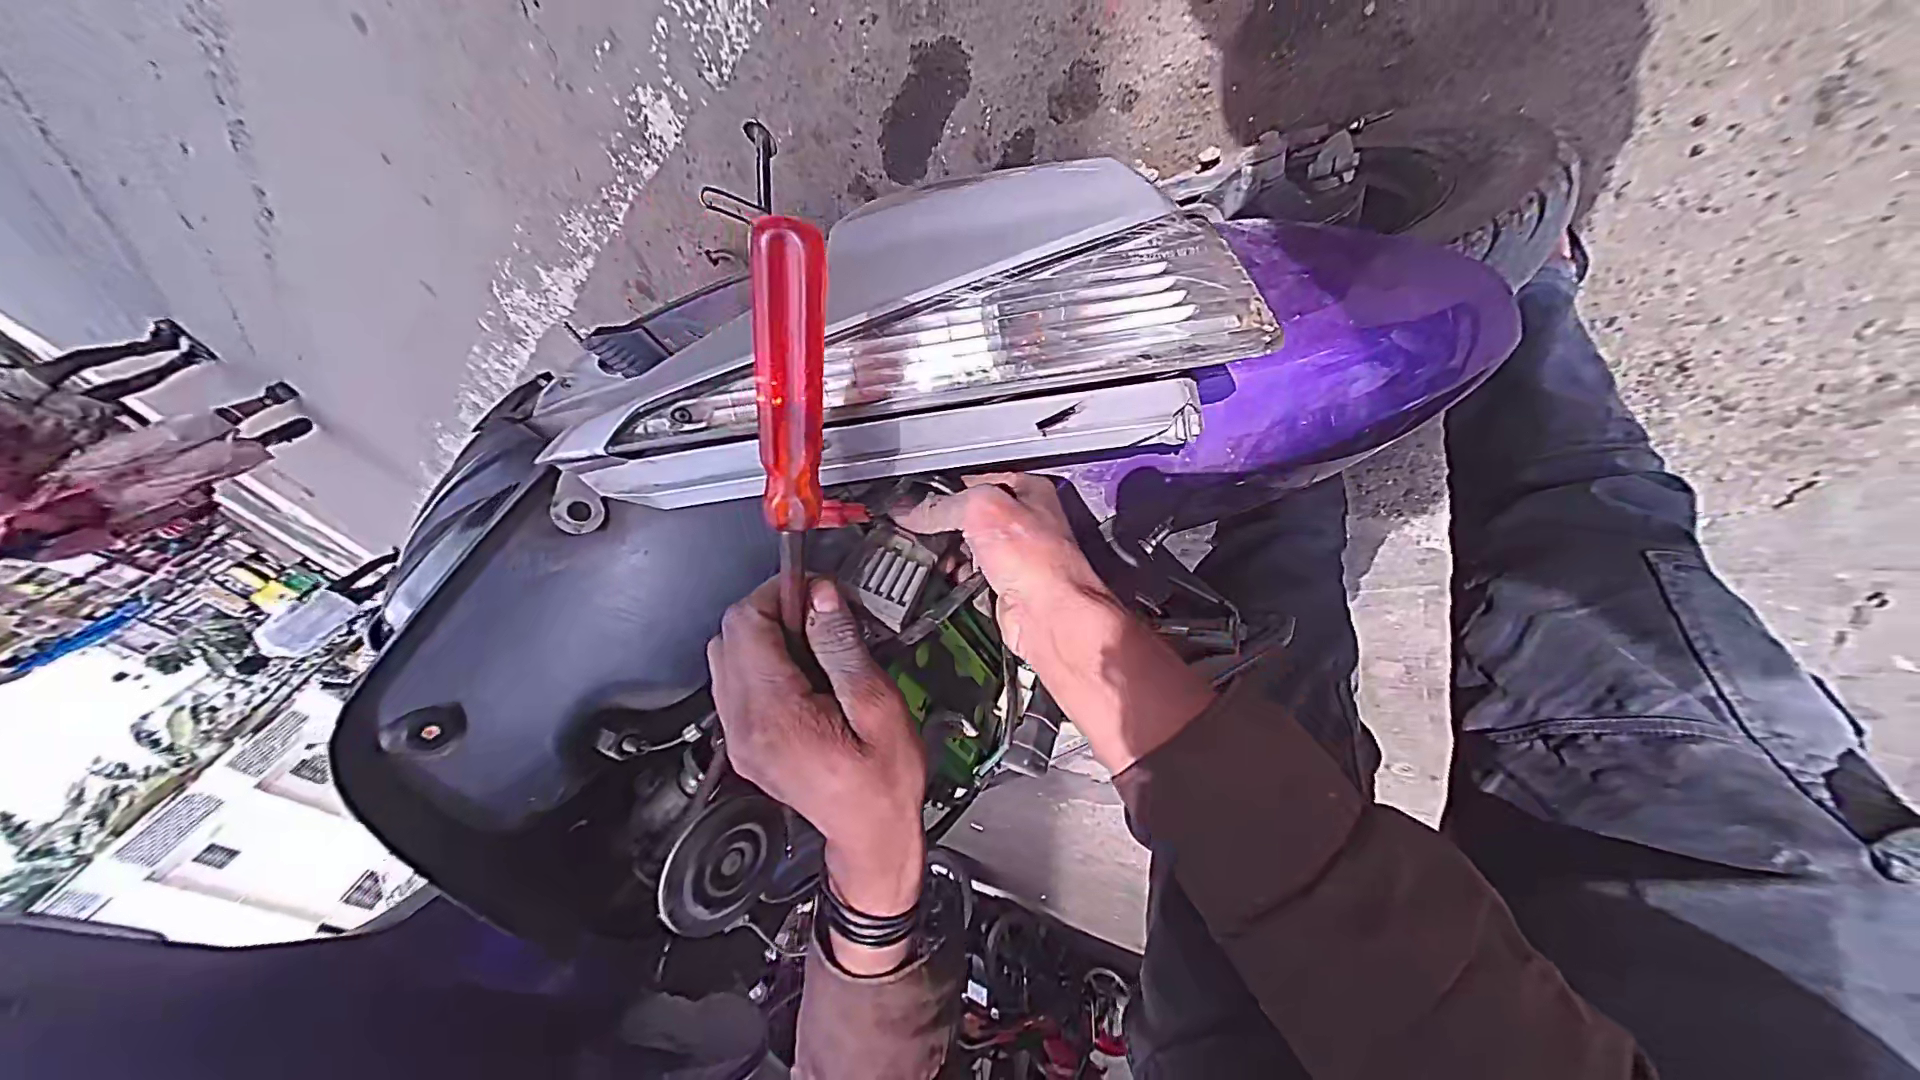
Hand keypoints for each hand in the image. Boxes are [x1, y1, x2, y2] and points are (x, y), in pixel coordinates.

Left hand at [707, 577, 926, 970]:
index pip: (746, 623)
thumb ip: (843, 648)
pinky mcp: (745, 741)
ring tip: (817, 646)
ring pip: (728, 654)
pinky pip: (737, 681)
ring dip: (768, 634)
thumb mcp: (878, 707)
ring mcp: (739, 736)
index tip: (817, 593)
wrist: (871, 836)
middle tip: (821, 618)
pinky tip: (805, 672)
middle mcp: (744, 725)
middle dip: (774, 611)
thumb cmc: (884, 783)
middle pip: (730, 635)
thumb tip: (821, 598)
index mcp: (774, 713)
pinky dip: (765, 661)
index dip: (779, 594)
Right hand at [891, 473, 1106, 659]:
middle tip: (921, 528)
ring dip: (950, 554)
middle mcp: (1026, 523)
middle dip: (945, 525)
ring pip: (970, 549)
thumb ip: (943, 505)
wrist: (1051, 615)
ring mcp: (1018, 557)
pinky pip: (973, 579)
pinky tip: (952, 577)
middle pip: (971, 516)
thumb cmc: (1038, 560)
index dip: (945, 488)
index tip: (917, 499)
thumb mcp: (980, 510)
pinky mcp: (1008, 587)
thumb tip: (913, 510)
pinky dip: (959, 579)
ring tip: (934, 554)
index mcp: (1029, 491)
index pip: (976, 480)